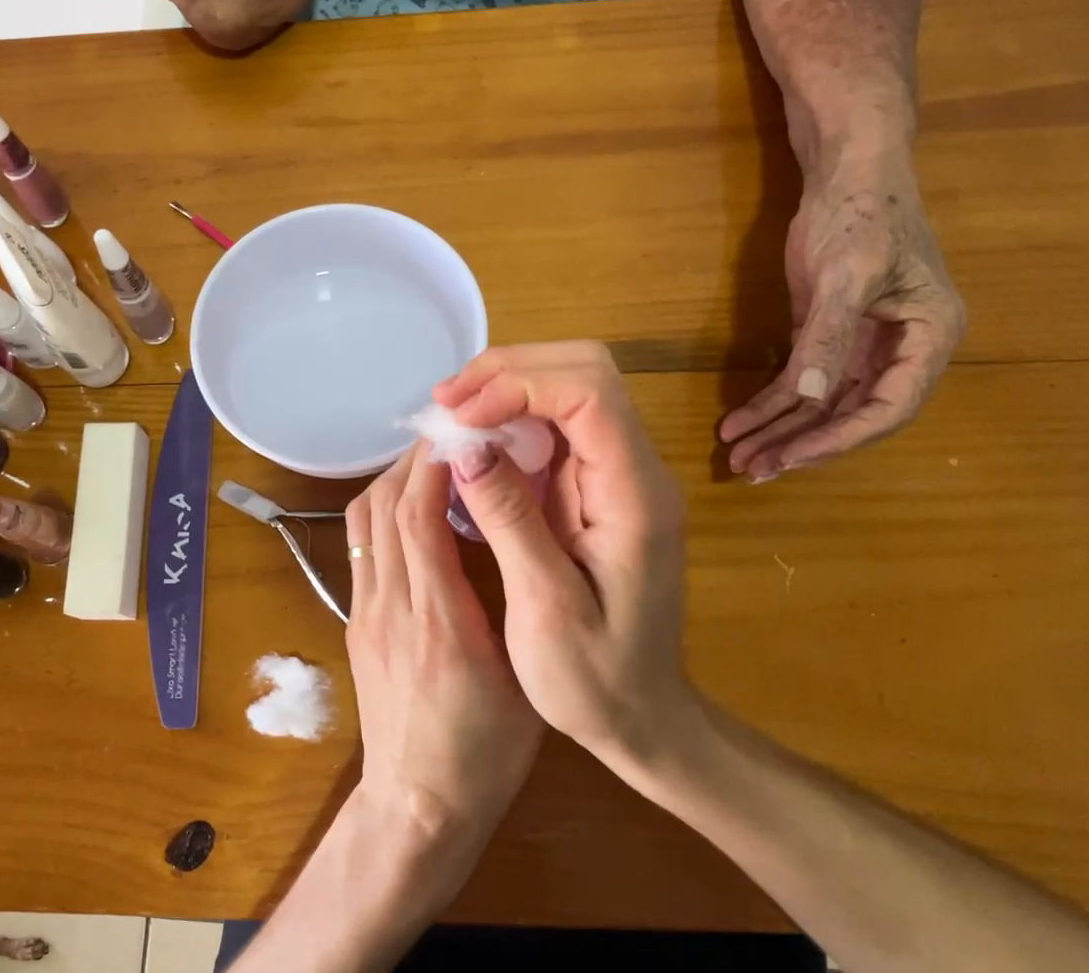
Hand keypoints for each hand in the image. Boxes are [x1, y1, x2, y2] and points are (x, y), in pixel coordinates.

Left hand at [344, 444, 543, 836]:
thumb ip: (511, 602)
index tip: (462, 431)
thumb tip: (504, 526)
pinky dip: (382, 513)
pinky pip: (361, 548)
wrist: (418, 806)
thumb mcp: (520, 680)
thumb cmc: (486, 752)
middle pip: (381, 507)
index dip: (434, 465)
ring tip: (435, 467)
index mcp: (438, 623)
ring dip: (392, 483)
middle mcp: (390, 609)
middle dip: (413, 461)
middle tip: (454, 437)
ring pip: (363, 523)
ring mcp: (364, 615)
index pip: (418, 518)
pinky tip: (414, 511)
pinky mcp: (354, 623)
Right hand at [433, 343, 694, 758]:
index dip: (518, 384)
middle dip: (509, 372)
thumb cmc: (597, 680)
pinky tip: (473, 443)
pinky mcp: (598, 489)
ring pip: (570, 389)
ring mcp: (619, 476)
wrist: (645, 717)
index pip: (589, 392)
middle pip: (584, 371)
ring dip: (506, 390)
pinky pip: (557, 426)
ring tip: (448, 419)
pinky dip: (510, 419)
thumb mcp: (545, 608)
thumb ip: (510, 520)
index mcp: (635, 497)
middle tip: (443, 407)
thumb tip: (466, 446)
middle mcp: (636, 471)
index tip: (458, 417)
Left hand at [720, 147, 965, 480]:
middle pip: (849, 415)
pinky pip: (799, 382)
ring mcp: (862, 347)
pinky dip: (769, 403)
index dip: (837, 439)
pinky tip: (738, 423)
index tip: (790, 458)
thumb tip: (813, 396)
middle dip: (800, 445)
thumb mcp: (847, 275)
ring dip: (779, 432)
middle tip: (752, 472)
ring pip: (821, 405)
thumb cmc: (860, 216)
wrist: (845, 174)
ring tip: (737, 459)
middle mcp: (900, 352)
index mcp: (928, 339)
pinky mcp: (827, 338)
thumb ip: (830, 337)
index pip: (887, 409)